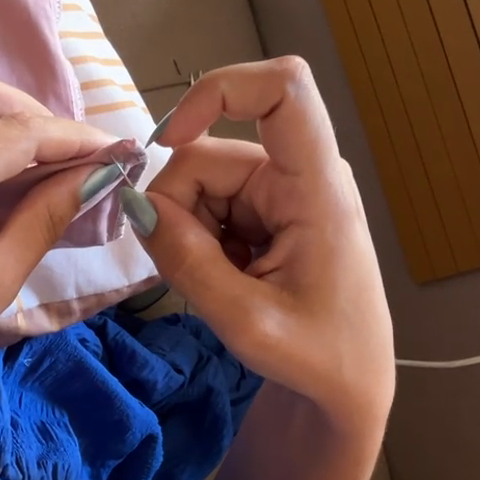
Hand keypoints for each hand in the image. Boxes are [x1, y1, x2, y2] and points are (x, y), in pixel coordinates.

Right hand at [128, 58, 393, 433]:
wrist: (344, 389)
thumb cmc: (318, 358)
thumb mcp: (245, 321)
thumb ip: (186, 261)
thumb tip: (136, 205)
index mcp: (316, 189)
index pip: (282, 90)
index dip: (216, 93)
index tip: (165, 143)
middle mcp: (298, 177)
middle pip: (207, 155)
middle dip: (177, 209)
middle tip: (188, 270)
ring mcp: (279, 195)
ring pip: (198, 184)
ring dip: (186, 232)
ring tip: (217, 284)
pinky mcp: (264, 215)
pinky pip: (205, 208)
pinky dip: (196, 242)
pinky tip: (222, 280)